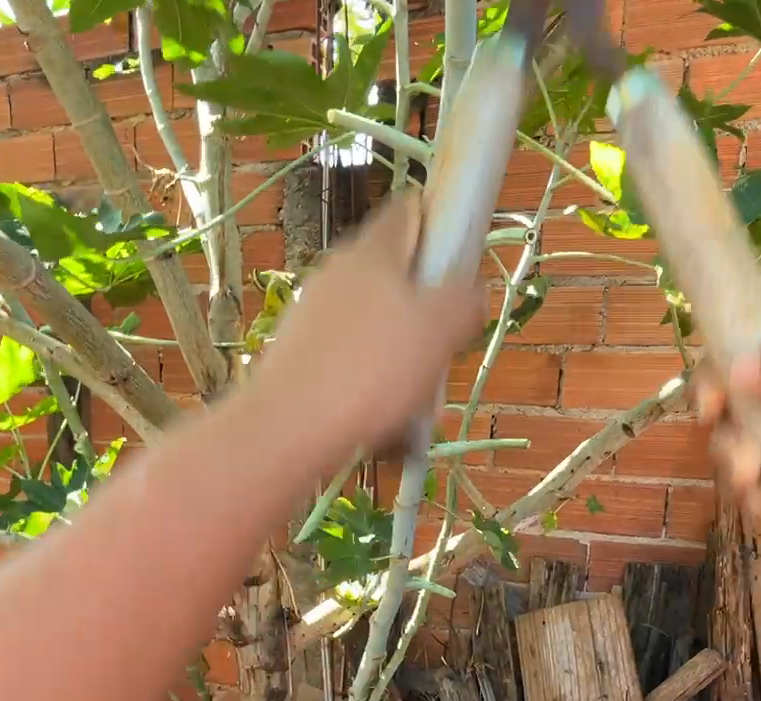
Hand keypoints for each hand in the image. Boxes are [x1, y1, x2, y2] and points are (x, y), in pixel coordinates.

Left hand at [253, 193, 482, 453]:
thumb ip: (464, 301)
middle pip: (393, 277)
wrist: (287, 429)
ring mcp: (311, 316)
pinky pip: (348, 363)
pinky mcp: (297, 358)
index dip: (440, 226)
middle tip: (441, 348)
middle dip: (423, 312)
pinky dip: (369, 385)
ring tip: (414, 398)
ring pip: (372, 327)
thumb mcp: (438, 331)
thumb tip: (472, 292)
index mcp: (371, 251)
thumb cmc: (369, 371)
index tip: (460, 265)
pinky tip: (381, 420)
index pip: (409, 211)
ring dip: (399, 357)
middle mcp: (335, 274)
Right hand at [700, 307, 760, 555]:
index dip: (728, 344)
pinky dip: (759, 498)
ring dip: (739, 464)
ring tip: (759, 482)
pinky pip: (751, 486)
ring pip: (733, 444)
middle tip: (737, 445)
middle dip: (725, 424)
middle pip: (731, 392)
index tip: (716, 385)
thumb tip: (736, 369)